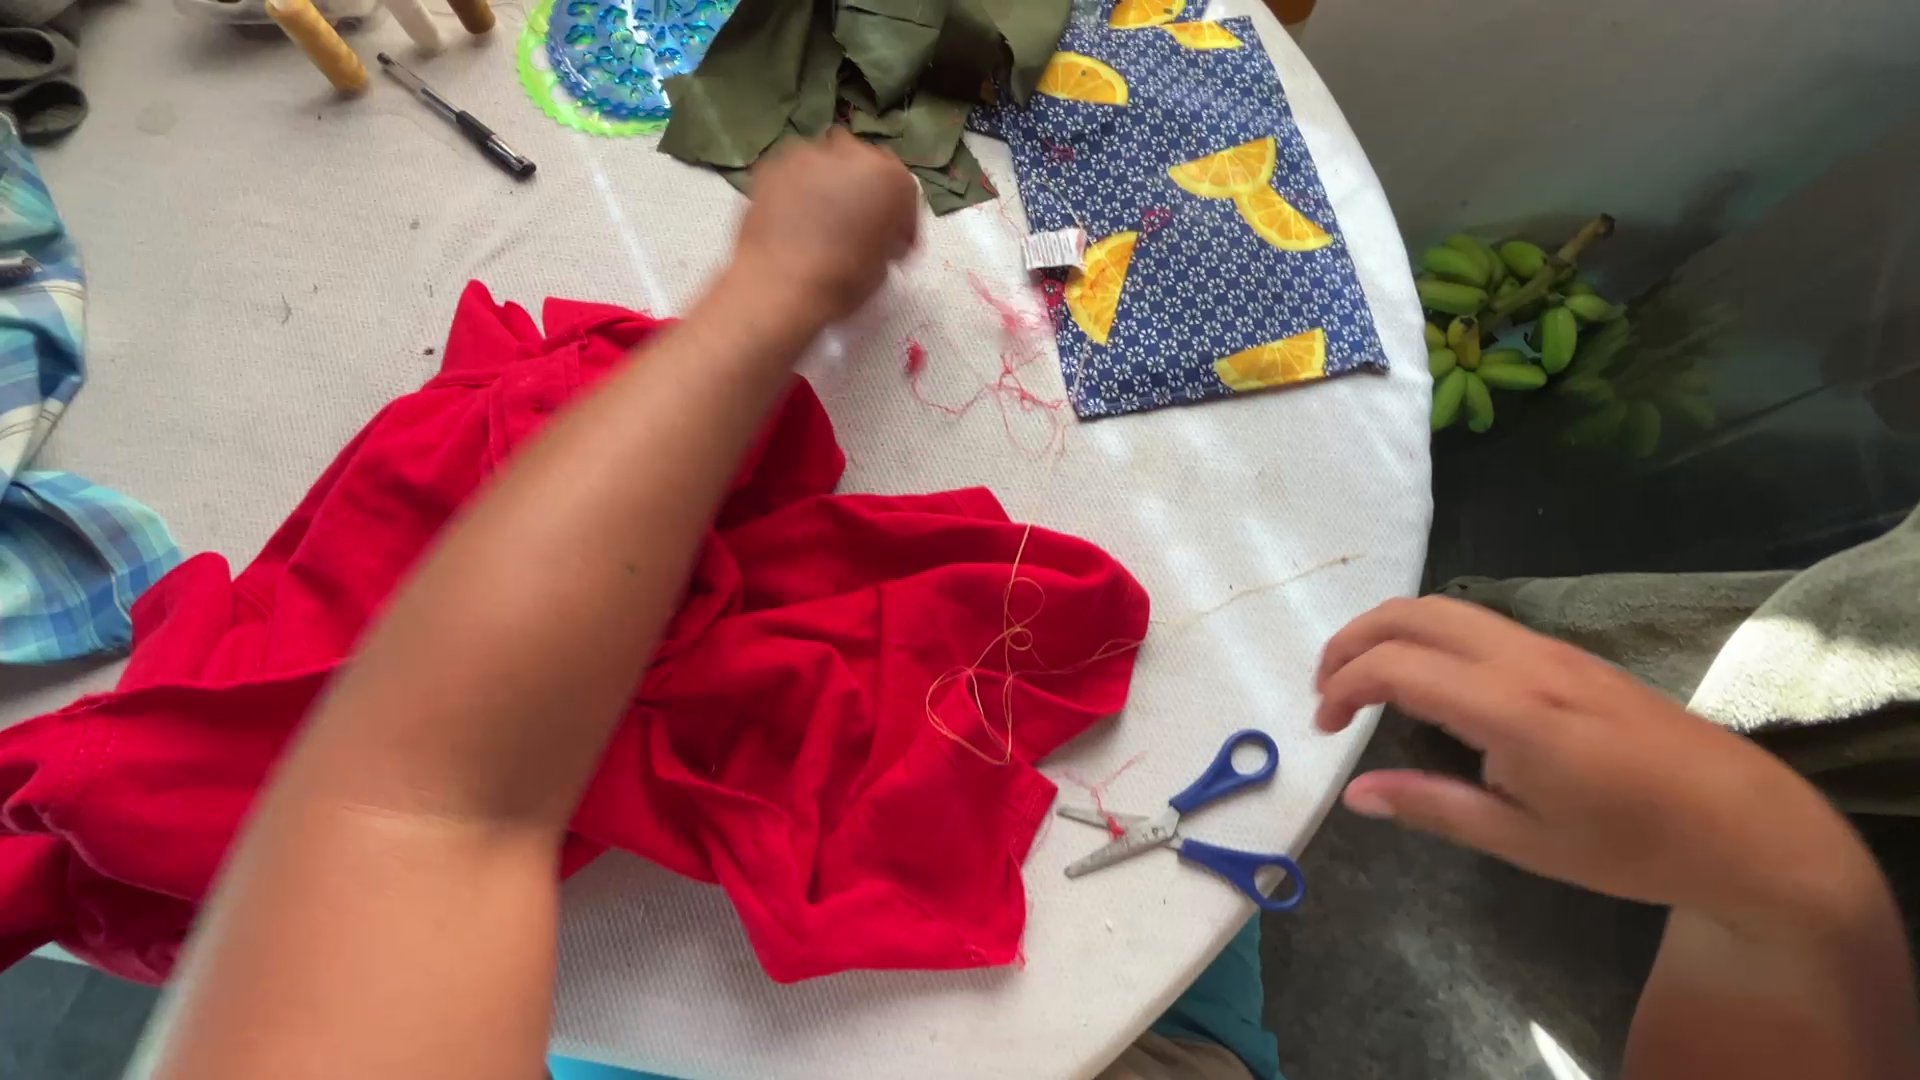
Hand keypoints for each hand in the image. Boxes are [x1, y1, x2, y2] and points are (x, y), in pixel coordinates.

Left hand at [732, 128, 920, 326]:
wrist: (782, 284)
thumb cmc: (843, 281)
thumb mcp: (883, 264)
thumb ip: (886, 237)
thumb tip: (878, 236)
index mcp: (889, 177)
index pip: (905, 191)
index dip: (900, 220)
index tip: (895, 243)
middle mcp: (852, 152)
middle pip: (865, 167)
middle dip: (865, 194)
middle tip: (859, 227)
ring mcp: (808, 154)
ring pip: (828, 166)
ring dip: (831, 188)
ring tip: (824, 222)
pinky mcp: (773, 164)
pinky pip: (797, 176)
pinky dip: (801, 192)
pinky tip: (796, 220)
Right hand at [1314, 596, 1882, 928]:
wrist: (1752, 827)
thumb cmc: (1632, 845)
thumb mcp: (1522, 840)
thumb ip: (1430, 806)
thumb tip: (1354, 795)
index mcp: (1511, 709)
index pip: (1396, 666)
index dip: (1344, 687)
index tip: (1325, 725)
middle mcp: (1522, 660)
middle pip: (1409, 614)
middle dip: (1350, 640)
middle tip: (1327, 687)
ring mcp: (1545, 647)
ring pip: (1439, 607)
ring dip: (1384, 630)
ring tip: (1362, 675)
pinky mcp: (1561, 650)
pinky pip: (1470, 619)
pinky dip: (1420, 633)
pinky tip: (1420, 675)